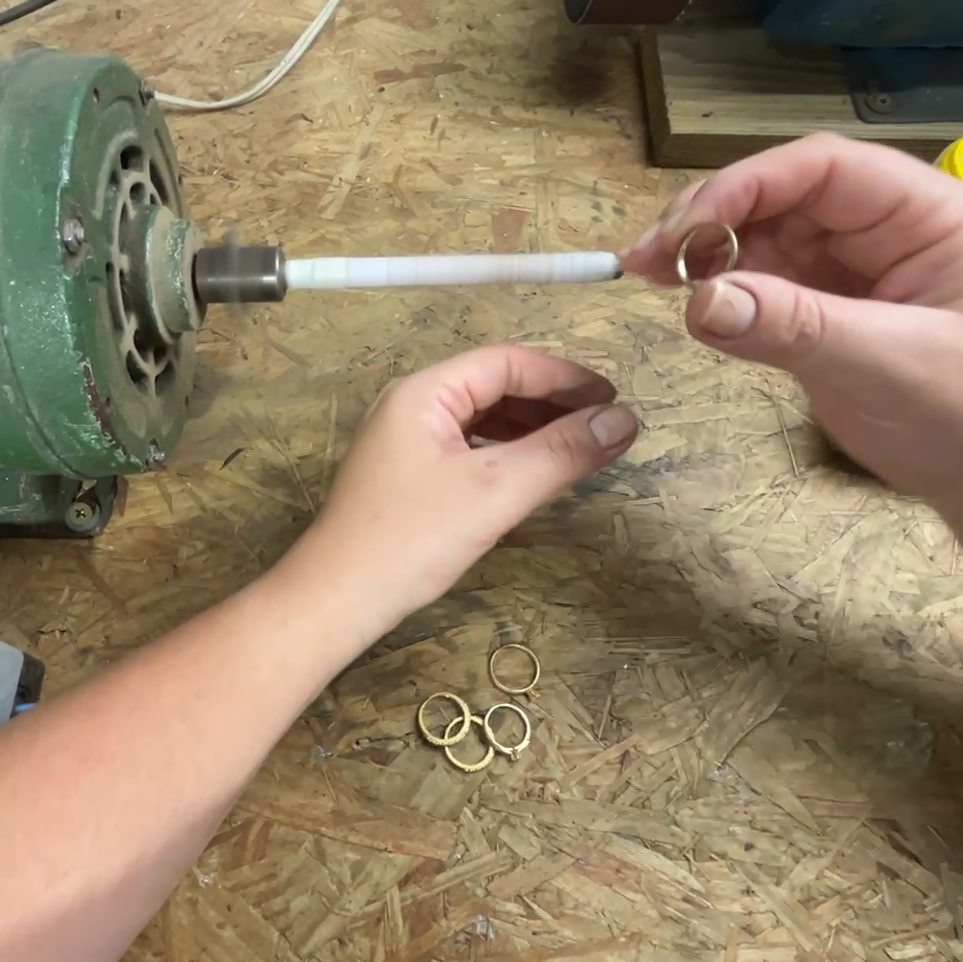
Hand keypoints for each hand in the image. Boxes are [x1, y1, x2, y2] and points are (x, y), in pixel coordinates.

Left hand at [280, 346, 637, 631]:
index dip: (564, 376)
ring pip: (480, 419)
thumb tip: (623, 419)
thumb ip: (560, 452)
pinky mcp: (406, 474)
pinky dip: (504, 454)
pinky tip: (532, 472)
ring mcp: (404, 441)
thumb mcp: (494, 492)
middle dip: (550, 403)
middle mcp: (410, 405)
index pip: (505, 362)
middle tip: (603, 426)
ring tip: (579, 448)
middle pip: (492, 386)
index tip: (613, 399)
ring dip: (530, 429)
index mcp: (424, 392)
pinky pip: (466, 448)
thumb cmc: (411, 539)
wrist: (339, 599)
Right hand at [621, 133, 962, 501]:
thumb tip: (698, 303)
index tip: (678, 232)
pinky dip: (714, 289)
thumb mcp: (890, 365)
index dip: (745, 187)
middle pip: (778, 196)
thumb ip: (796, 328)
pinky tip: (684, 300)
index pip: (822, 170)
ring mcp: (842, 270)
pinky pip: (755, 283)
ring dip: (700, 252)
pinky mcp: (815, 309)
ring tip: (648, 277)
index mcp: (923, 215)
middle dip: (707, 218)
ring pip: (757, 237)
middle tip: (645, 260)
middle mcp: (877, 230)